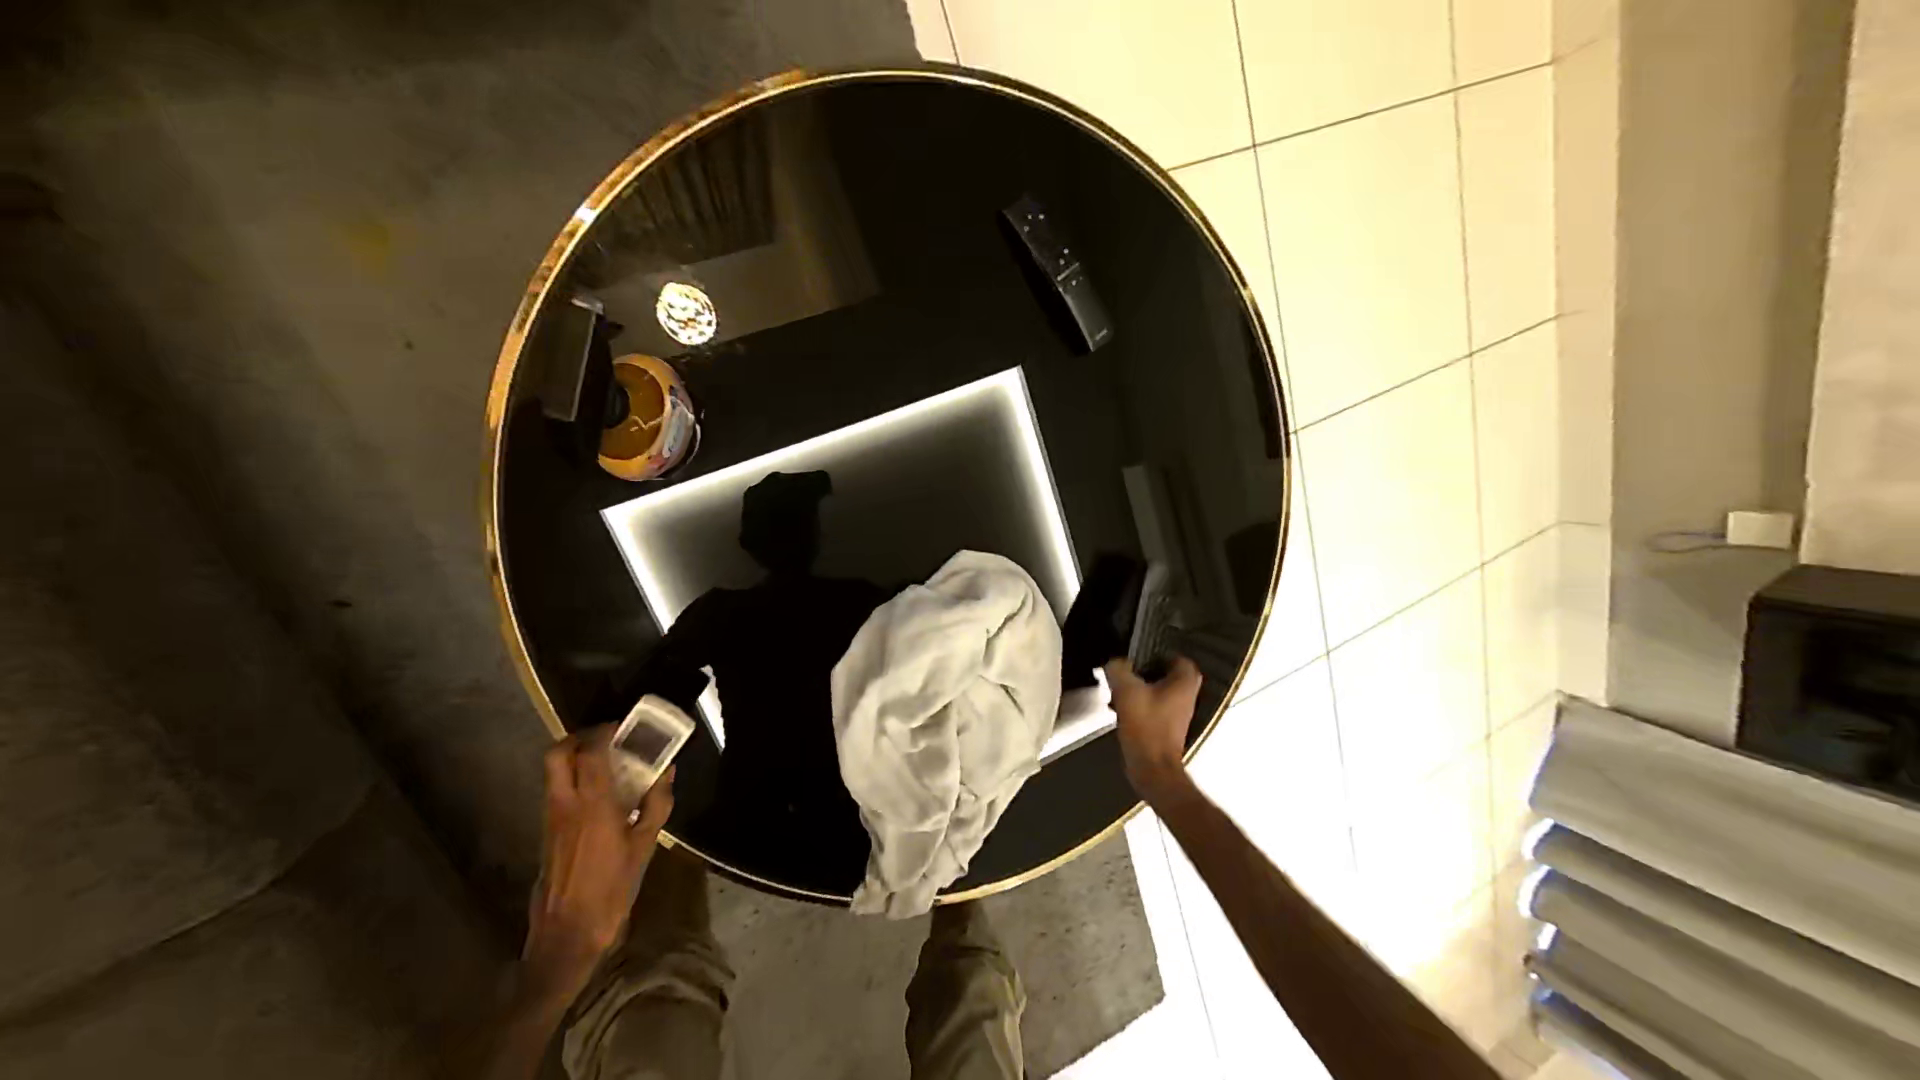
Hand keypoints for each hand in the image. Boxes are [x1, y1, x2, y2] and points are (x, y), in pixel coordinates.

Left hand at [521, 726, 674, 1001]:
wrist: (566, 935)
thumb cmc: (612, 889)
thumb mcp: (645, 846)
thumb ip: (656, 804)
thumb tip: (666, 772)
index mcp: (593, 804)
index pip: (591, 753)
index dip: (605, 732)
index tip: (623, 727)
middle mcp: (565, 804)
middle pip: (557, 754)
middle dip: (578, 738)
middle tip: (605, 738)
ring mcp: (550, 818)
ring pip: (553, 773)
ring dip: (574, 758)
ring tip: (605, 762)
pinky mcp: (546, 833)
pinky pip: (556, 792)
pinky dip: (573, 780)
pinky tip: (597, 794)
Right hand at [1104, 655, 1202, 804]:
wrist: (1151, 767)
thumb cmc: (1146, 727)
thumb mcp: (1126, 690)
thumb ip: (1118, 669)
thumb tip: (1114, 662)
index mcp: (1184, 682)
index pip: (1176, 656)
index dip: (1155, 653)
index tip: (1137, 655)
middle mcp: (1186, 696)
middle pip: (1164, 673)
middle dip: (1143, 672)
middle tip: (1125, 672)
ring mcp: (1177, 713)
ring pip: (1156, 691)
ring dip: (1138, 689)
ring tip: (1117, 691)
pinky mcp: (1166, 727)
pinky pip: (1152, 707)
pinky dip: (1137, 705)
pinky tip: (1119, 710)